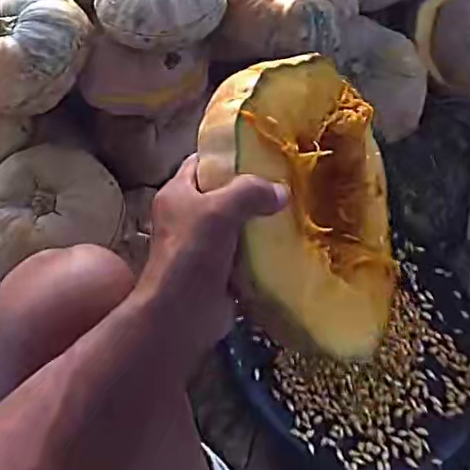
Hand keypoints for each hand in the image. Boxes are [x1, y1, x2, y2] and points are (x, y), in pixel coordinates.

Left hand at [137, 156, 288, 357]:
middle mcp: (186, 215)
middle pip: (222, 193)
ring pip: (236, 224)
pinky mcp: (217, 270)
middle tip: (284, 185)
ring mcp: (202, 244)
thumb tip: (281, 192)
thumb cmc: (191, 252)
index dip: (226, 156)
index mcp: (177, 193)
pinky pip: (244, 253)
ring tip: (292, 213)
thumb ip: (249, 192)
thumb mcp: (219, 210)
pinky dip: (261, 251)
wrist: (180, 314)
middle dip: (251, 191)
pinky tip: (286, 245)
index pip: (201, 162)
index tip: (260, 155)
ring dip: (259, 223)